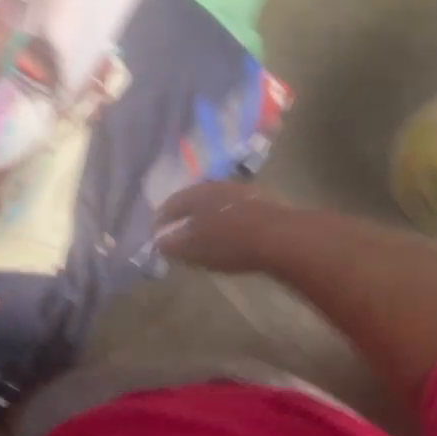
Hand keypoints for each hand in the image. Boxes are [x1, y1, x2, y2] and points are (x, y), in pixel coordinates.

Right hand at [154, 181, 292, 272]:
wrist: (281, 238)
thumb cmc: (229, 243)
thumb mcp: (193, 249)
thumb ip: (172, 244)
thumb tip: (158, 242)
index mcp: (196, 194)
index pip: (171, 204)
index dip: (160, 220)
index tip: (155, 235)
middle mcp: (216, 186)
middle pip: (193, 199)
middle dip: (183, 215)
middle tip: (176, 232)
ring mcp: (241, 191)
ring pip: (215, 202)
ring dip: (205, 216)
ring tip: (200, 233)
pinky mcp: (261, 201)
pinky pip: (232, 208)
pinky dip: (223, 219)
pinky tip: (225, 232)